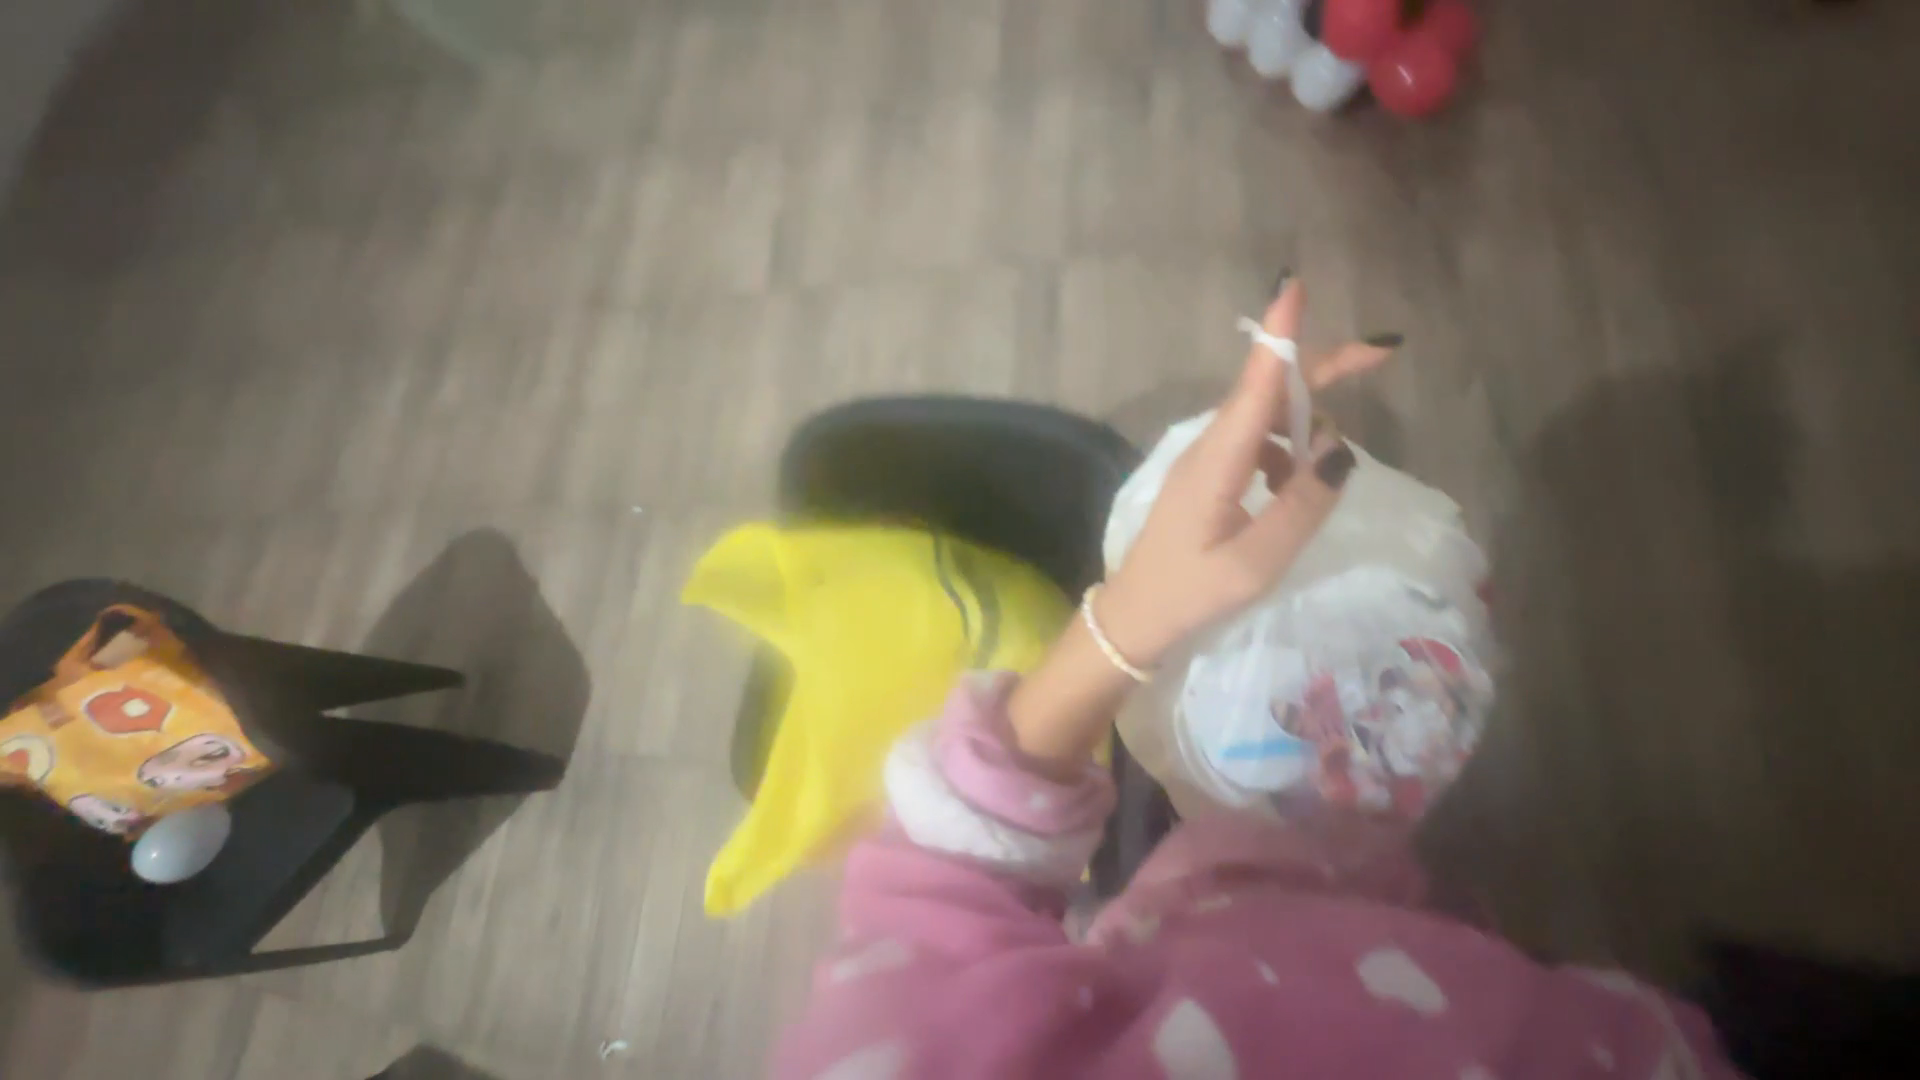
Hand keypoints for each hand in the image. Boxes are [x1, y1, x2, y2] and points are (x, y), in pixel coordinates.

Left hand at [1096, 277, 1391, 666]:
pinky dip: (1285, 453)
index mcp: (1216, 461)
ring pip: (1263, 419)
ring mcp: (1203, 461)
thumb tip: (1340, 449)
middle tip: (1380, 358)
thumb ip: (1304, 504)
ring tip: (1322, 474)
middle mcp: (1207, 448)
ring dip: (1304, 425)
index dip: (1279, 337)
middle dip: (1319, 371)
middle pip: (1265, 391)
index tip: (1294, 285)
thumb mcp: (1258, 561)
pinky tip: (1293, 489)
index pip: (1252, 386)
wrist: (1136, 616)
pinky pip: (1254, 445)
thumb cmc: (1192, 593)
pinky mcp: (1205, 478)